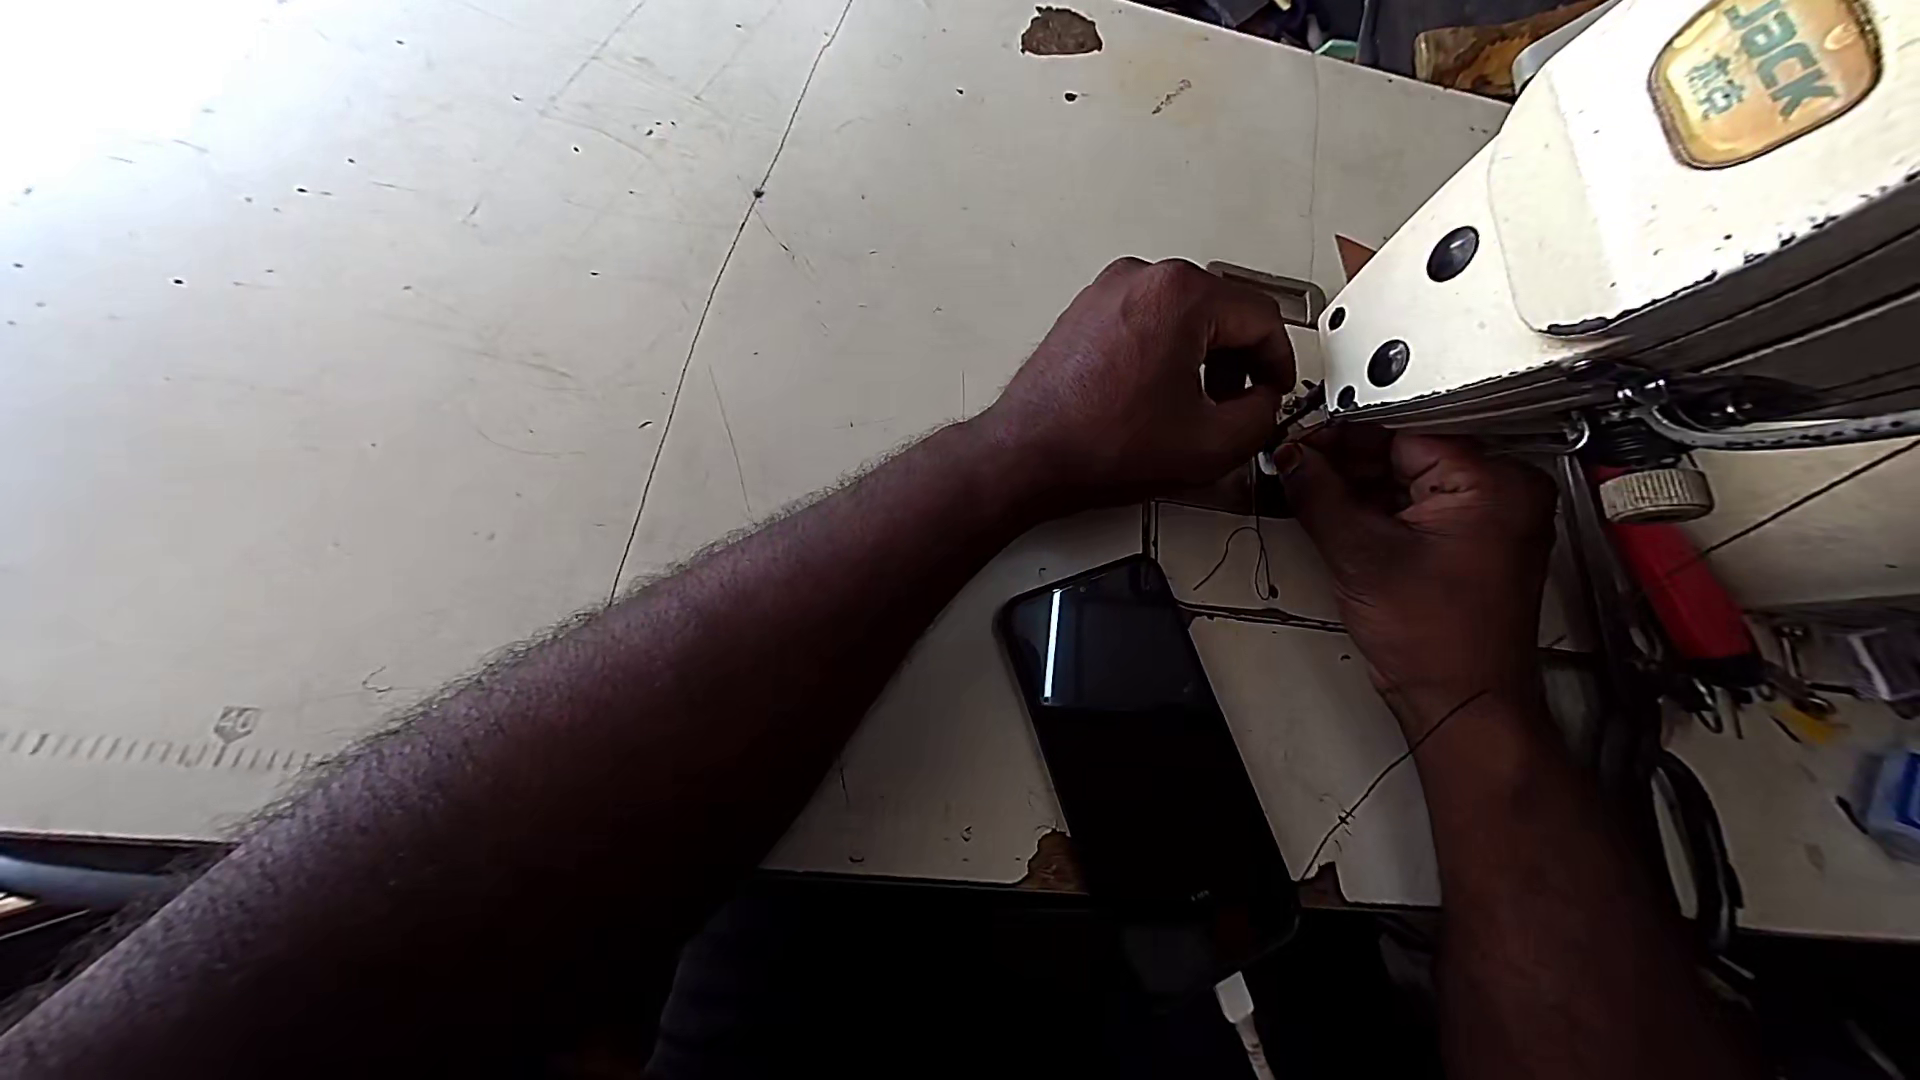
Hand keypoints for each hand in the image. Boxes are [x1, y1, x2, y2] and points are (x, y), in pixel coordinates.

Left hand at [973, 258, 1293, 509]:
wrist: (1026, 456)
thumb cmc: (1092, 446)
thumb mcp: (1208, 445)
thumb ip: (1261, 418)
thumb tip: (1263, 405)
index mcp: (1178, 295)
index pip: (1262, 317)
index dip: (1278, 362)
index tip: (1272, 388)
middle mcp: (1140, 279)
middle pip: (1221, 311)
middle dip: (1237, 360)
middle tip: (1236, 402)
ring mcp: (1106, 293)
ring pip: (1181, 316)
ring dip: (1200, 357)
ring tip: (1192, 406)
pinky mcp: (1084, 313)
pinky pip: (1143, 322)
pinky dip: (1161, 353)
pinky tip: (1153, 396)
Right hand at [1278, 428, 1557, 729]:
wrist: (1457, 696)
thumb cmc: (1440, 639)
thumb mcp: (1359, 553)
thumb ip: (1318, 495)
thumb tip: (1295, 459)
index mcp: (1492, 484)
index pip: (1401, 432)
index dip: (1341, 437)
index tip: (1303, 444)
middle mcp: (1499, 493)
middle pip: (1402, 452)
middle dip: (1342, 462)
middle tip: (1297, 467)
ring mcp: (1482, 518)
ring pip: (1401, 479)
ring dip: (1351, 485)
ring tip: (1307, 491)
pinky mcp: (1461, 540)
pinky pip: (1408, 505)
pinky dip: (1368, 508)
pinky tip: (1331, 512)